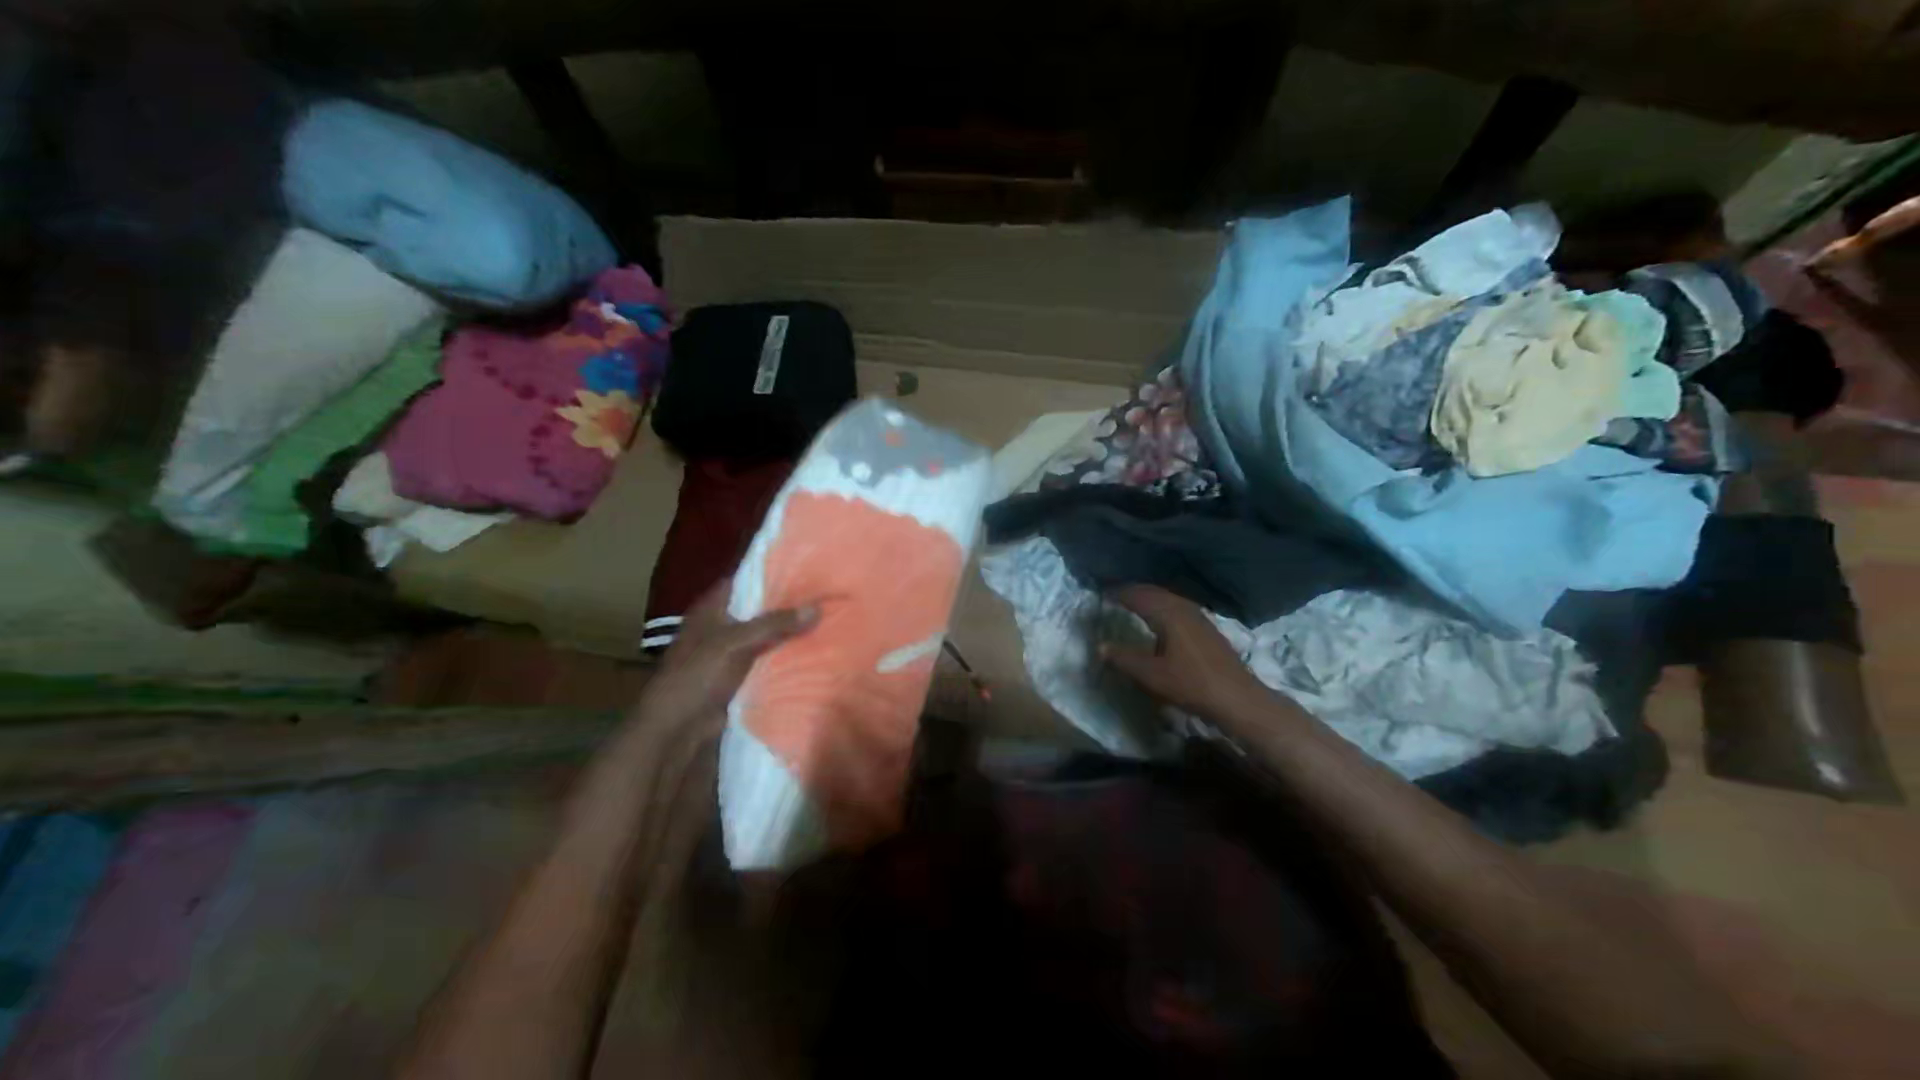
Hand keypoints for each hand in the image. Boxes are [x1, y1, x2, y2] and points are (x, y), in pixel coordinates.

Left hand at [627, 582, 817, 751]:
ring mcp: (729, 653)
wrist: (677, 727)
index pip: (744, 580)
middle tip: (824, 594)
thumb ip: (775, 623)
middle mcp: (721, 626)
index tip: (805, 567)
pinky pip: (767, 661)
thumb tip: (817, 607)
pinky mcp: (738, 677)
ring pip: (765, 637)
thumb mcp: (736, 642)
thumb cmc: (697, 675)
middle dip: (787, 605)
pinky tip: (814, 652)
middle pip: (758, 609)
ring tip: (827, 619)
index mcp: (711, 608)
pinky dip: (785, 658)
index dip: (771, 572)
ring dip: (788, 633)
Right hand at [1102, 585, 1271, 723]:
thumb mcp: (1151, 675)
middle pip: (1154, 592)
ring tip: (1133, 604)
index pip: (1138, 595)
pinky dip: (1162, 606)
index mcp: (1168, 613)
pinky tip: (1160, 620)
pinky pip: (1178, 607)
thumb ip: (1123, 659)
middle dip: (1133, 591)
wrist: (1237, 698)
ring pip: (1168, 598)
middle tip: (1114, 595)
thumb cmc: (1191, 684)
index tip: (1101, 593)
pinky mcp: (1207, 627)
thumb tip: (1100, 646)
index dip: (1118, 593)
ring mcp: (1198, 616)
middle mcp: (1183, 607)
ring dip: (1149, 598)